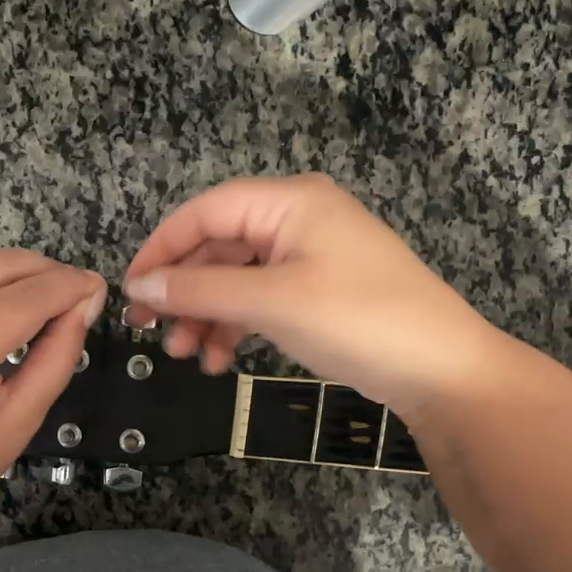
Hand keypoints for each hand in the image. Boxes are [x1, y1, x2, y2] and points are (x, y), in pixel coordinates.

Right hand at [122, 173, 509, 416]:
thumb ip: (199, 290)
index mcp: (289, 202)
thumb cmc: (356, 320)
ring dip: (205, 315)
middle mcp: (296, 219)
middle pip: (217, 246)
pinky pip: (259, 299)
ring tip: (186, 356)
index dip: (161, 249)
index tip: (131, 293)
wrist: (441, 369)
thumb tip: (139, 287)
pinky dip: (234, 326)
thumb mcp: (270, 302)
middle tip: (151, 333)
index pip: (204, 212)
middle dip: (183, 292)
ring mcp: (308, 256)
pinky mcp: (316, 290)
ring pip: (235, 278)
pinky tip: (220, 360)